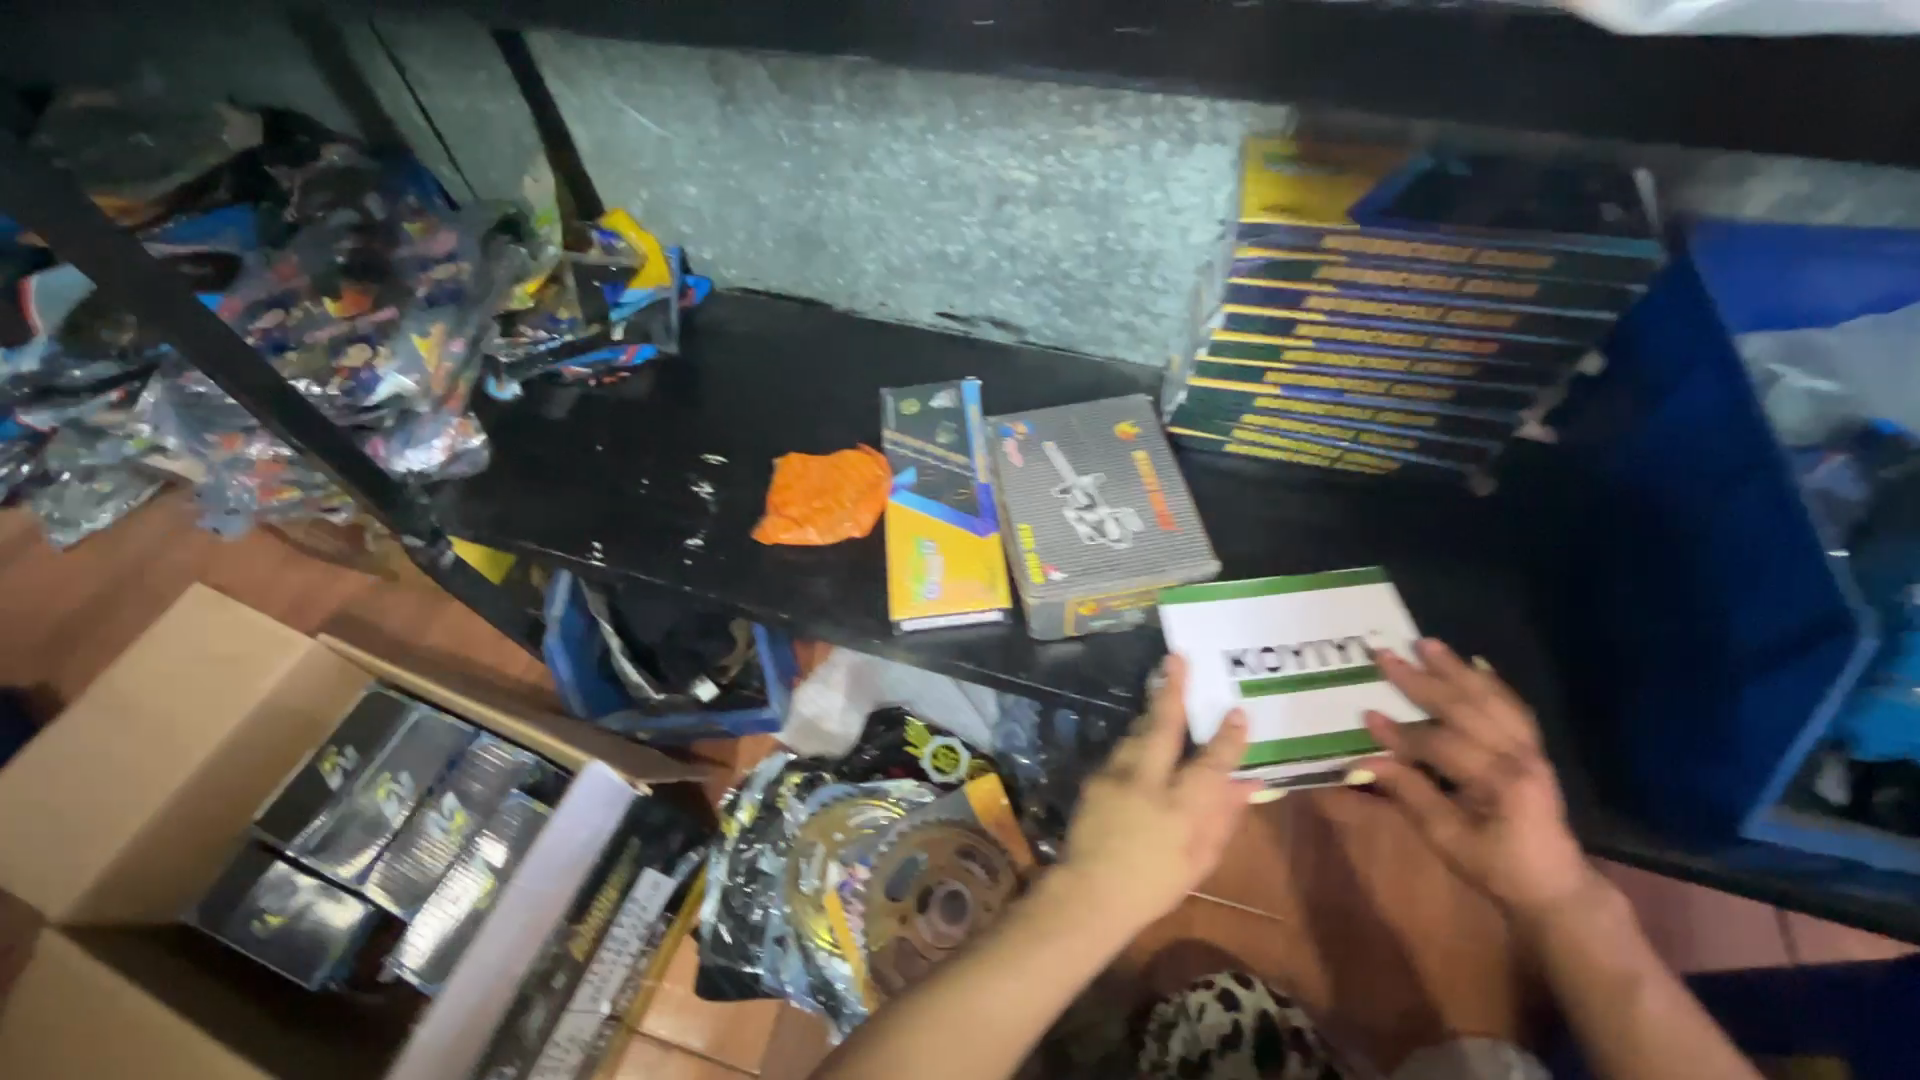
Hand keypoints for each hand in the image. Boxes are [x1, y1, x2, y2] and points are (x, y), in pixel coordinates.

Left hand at [1055, 655, 1259, 933]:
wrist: (1089, 892)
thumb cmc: (1154, 885)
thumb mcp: (1199, 859)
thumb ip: (1222, 817)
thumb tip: (1246, 784)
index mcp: (1179, 808)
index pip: (1211, 764)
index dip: (1227, 738)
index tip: (1238, 712)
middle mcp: (1146, 783)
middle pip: (1162, 727)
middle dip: (1172, 690)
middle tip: (1177, 658)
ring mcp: (1115, 777)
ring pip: (1137, 733)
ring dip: (1152, 711)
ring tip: (1164, 689)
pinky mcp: (1095, 779)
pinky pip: (1121, 751)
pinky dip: (1135, 740)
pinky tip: (1143, 738)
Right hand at [1359, 639, 1597, 919]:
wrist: (1555, 886)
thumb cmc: (1497, 868)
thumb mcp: (1448, 840)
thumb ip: (1411, 794)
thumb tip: (1368, 761)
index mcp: (1501, 781)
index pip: (1441, 745)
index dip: (1402, 733)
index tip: (1367, 715)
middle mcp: (1520, 756)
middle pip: (1466, 708)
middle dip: (1423, 681)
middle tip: (1386, 655)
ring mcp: (1531, 749)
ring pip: (1491, 698)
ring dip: (1456, 669)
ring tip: (1426, 644)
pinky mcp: (1533, 748)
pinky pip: (1512, 706)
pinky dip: (1491, 682)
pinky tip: (1474, 664)